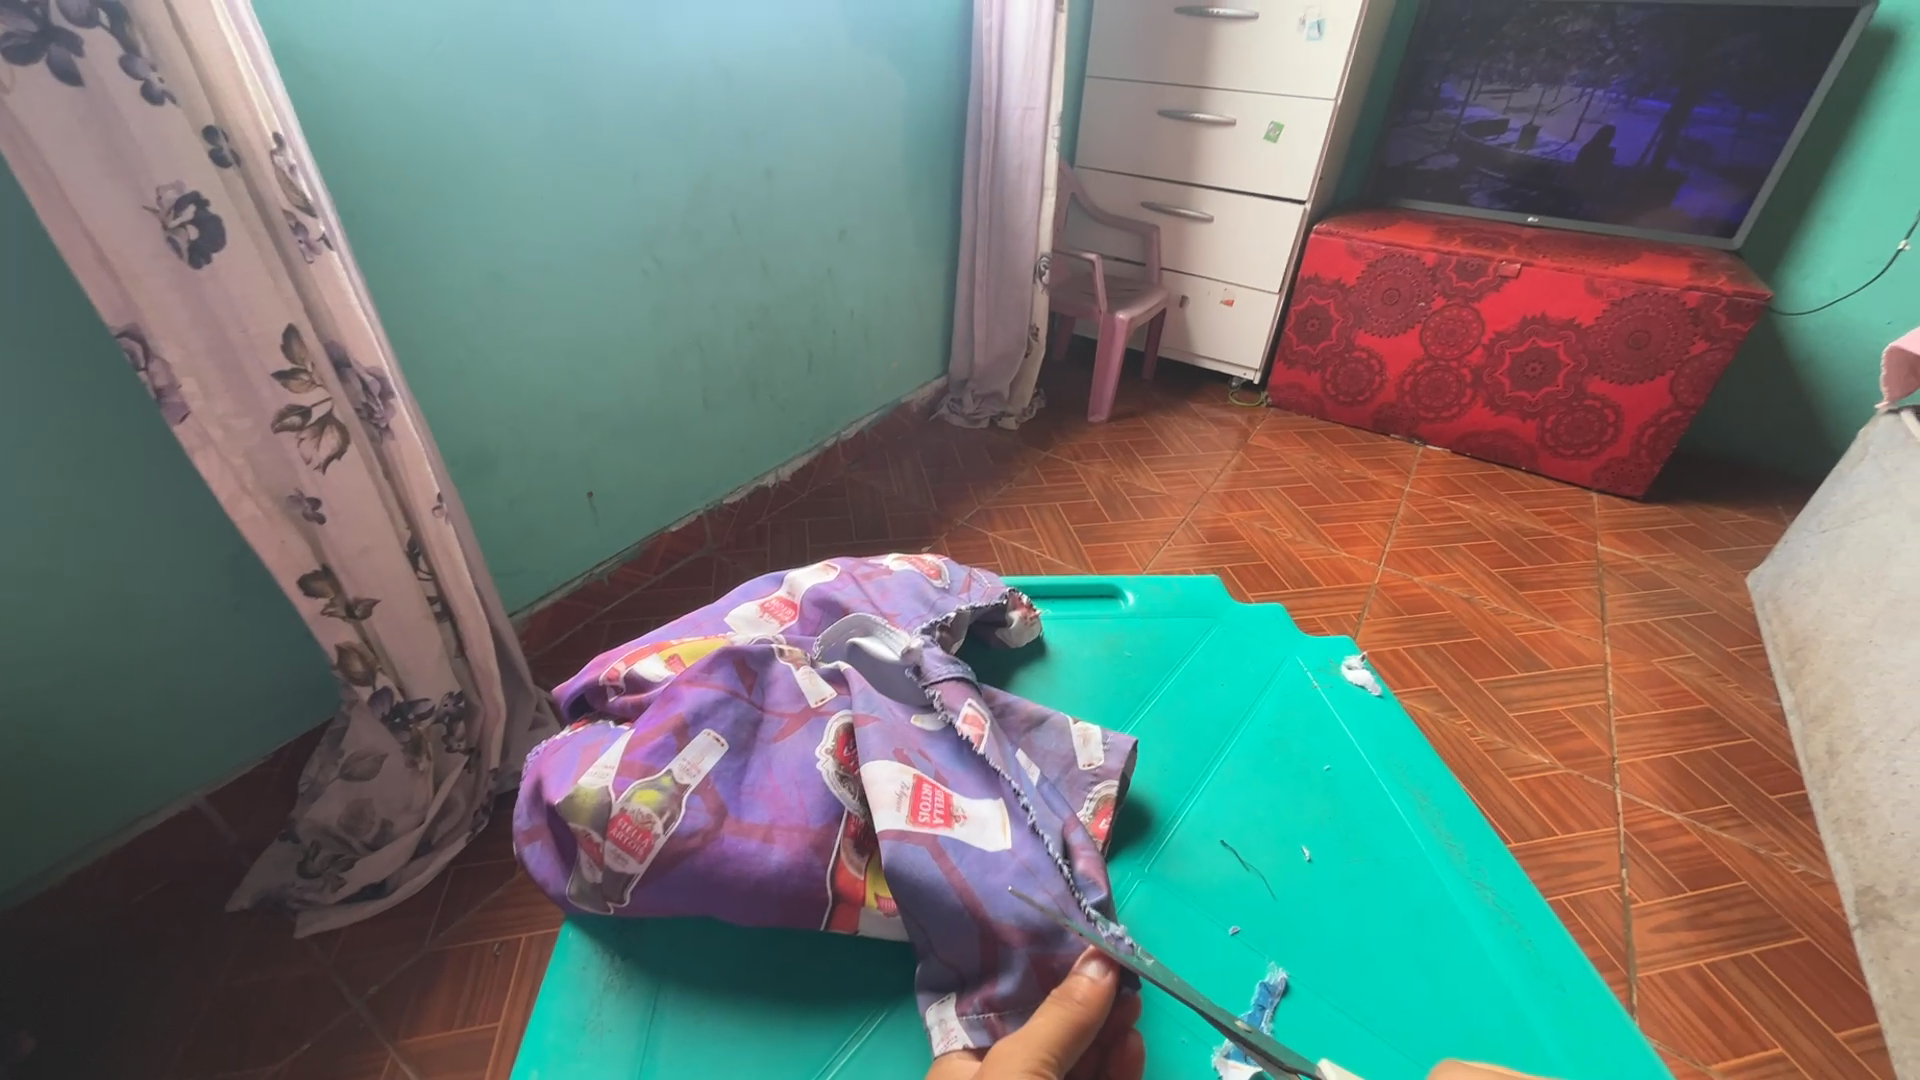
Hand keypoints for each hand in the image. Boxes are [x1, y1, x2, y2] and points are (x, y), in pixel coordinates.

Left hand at [926, 948, 1145, 1079]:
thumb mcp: (1019, 1070)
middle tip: (1119, 969)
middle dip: (1086, 1001)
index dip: (1040, 971)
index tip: (1076, 944)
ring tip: (1133, 1000)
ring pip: (1078, 1059)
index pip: (1001, 1001)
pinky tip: (1132, 1045)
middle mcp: (1000, 1078)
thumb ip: (1061, 1017)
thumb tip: (1101, 960)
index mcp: (963, 1062)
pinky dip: (1117, 1068)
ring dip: (1108, 1033)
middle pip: (1048, 1029)